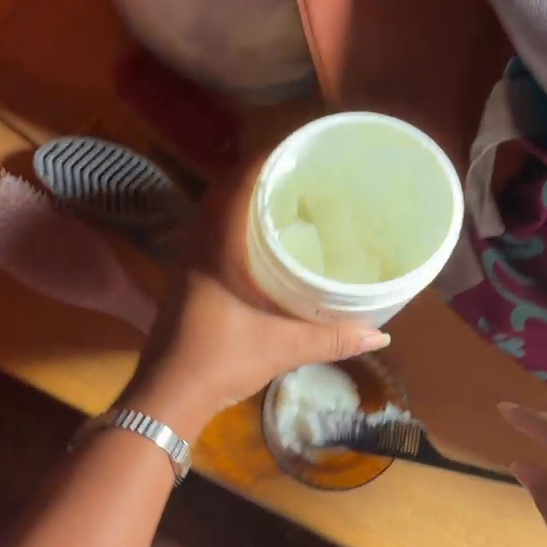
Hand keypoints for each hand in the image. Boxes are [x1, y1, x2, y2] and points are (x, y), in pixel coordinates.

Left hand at [119, 176, 386, 436]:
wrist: (168, 395)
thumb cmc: (221, 360)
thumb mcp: (283, 347)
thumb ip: (331, 338)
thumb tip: (379, 334)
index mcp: (216, 248)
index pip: (234, 185)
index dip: (261, 160)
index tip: (294, 150)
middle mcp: (196, 246)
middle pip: (222, 193)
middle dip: (255, 177)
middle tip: (296, 175)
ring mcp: (186, 264)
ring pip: (212, 216)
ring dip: (241, 202)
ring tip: (281, 201)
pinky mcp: (185, 282)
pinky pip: (209, 236)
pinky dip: (232, 227)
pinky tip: (258, 245)